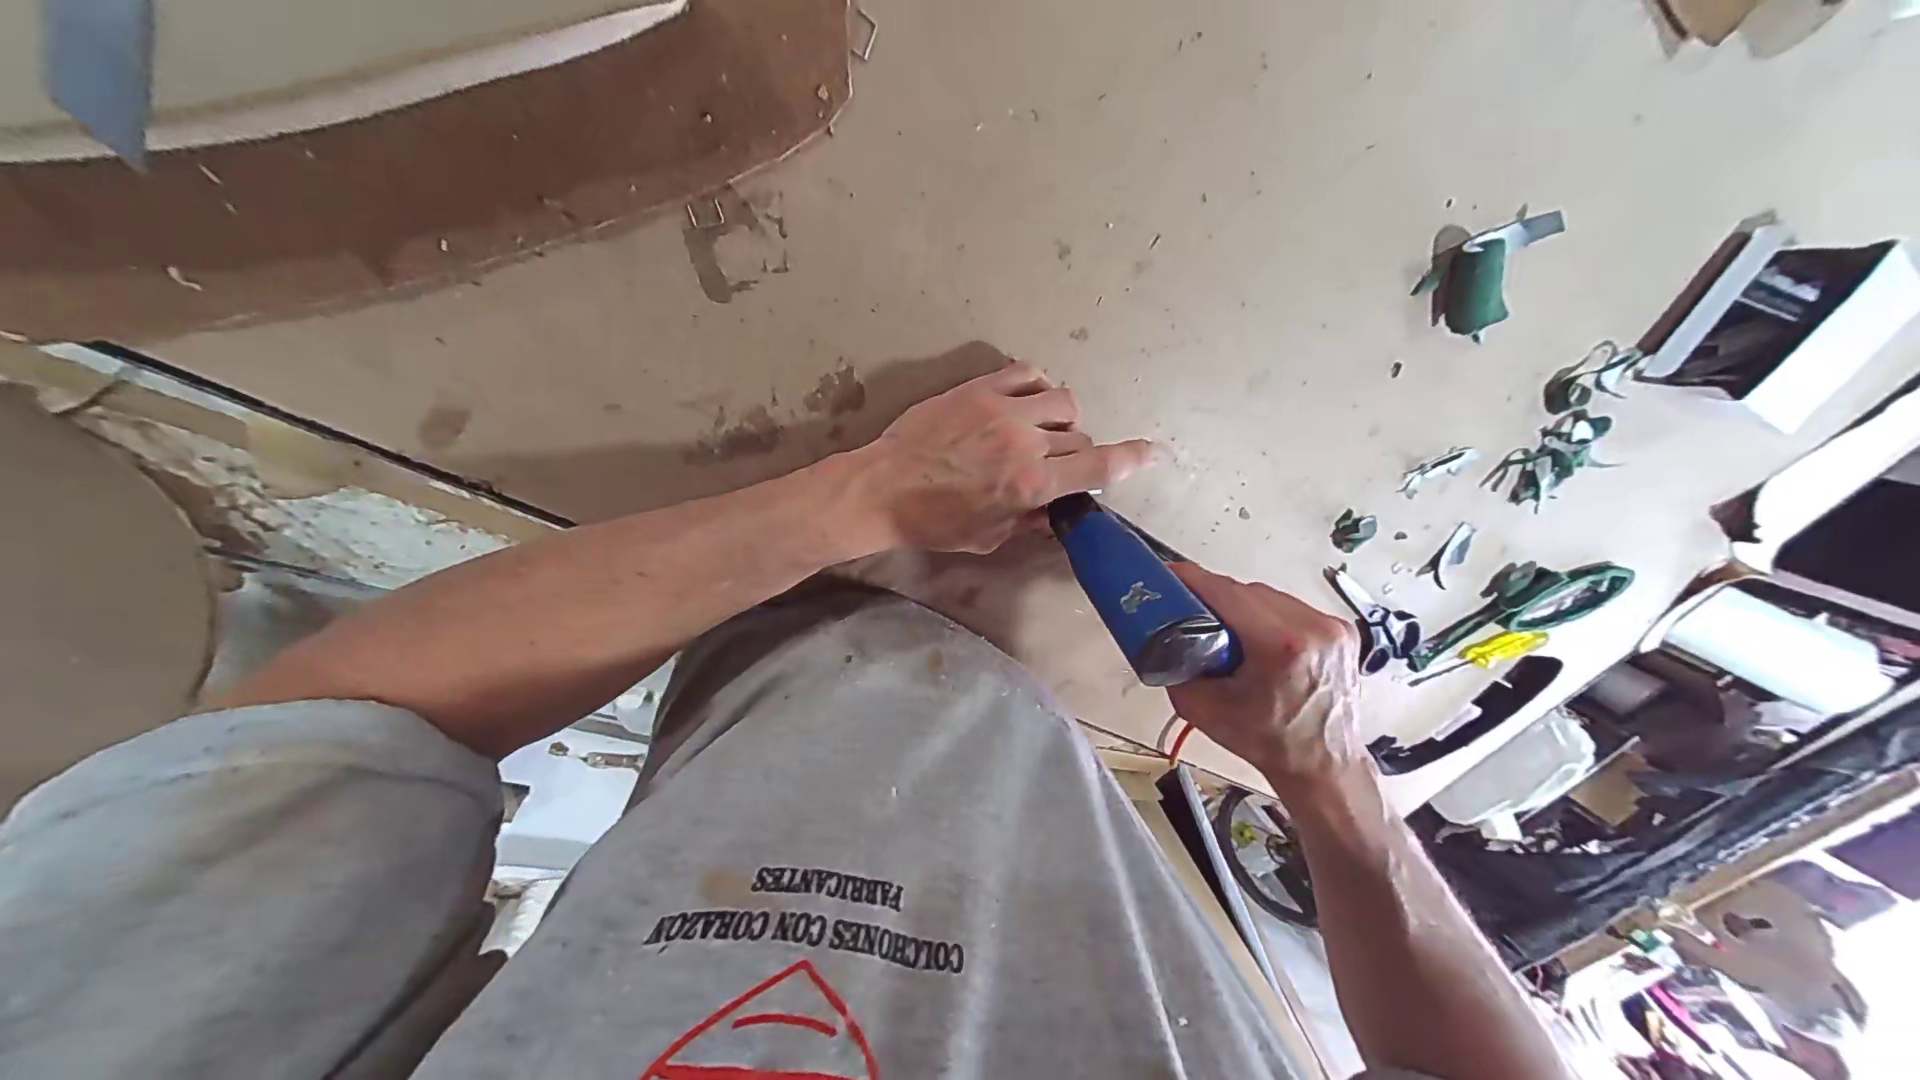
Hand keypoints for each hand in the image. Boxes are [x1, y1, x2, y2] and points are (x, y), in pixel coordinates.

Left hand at [852, 363, 1155, 553]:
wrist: (882, 488)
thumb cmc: (933, 522)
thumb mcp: (988, 537)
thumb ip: (1030, 522)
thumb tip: (1058, 513)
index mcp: (1031, 485)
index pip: (1099, 467)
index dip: (1133, 459)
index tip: (1152, 452)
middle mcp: (1026, 443)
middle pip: (1081, 437)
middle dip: (1077, 454)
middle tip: (1054, 465)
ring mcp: (1003, 410)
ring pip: (1063, 400)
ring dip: (1062, 419)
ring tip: (1042, 431)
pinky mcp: (980, 389)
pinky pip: (1027, 373)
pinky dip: (1037, 386)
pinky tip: (1025, 401)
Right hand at [1166, 563, 1372, 798]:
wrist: (1321, 765)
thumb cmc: (1273, 742)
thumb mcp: (1202, 708)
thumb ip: (1176, 667)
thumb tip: (1158, 636)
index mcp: (1282, 646)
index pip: (1226, 592)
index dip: (1192, 579)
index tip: (1169, 574)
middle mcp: (1313, 630)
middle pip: (1246, 591)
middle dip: (1213, 597)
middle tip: (1188, 611)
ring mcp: (1331, 628)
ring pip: (1267, 595)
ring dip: (1240, 605)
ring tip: (1222, 629)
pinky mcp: (1338, 630)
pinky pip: (1289, 607)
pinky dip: (1265, 615)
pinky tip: (1253, 635)